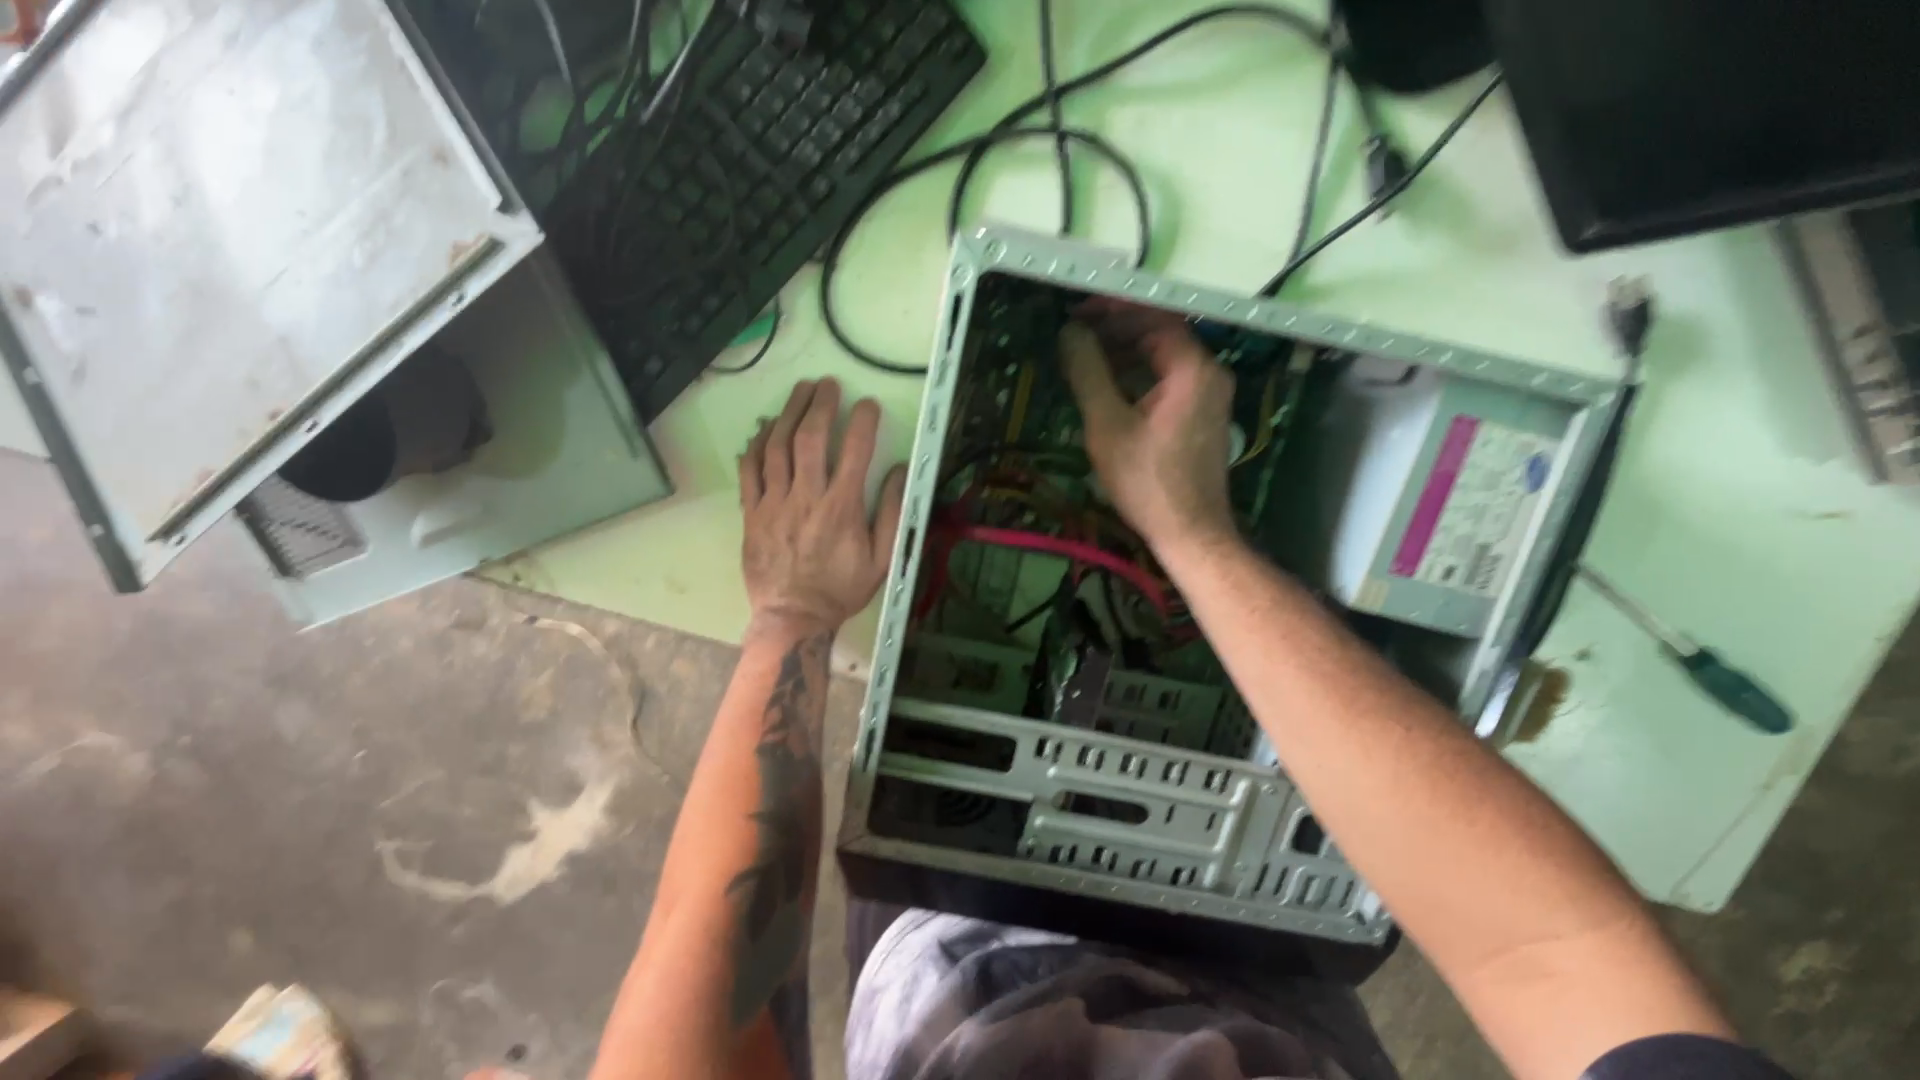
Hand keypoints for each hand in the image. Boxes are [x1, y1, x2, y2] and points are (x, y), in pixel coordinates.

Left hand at [740, 379, 906, 638]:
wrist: (792, 618)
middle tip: (828, 385)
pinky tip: (765, 429)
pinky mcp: (752, 513)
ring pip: (778, 446)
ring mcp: (775, 503)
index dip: (863, 421)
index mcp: (841, 508)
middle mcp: (806, 497)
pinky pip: (750, 470)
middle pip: (810, 438)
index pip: (855, 451)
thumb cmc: (840, 591)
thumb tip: (898, 472)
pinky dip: (757, 445)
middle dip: (821, 405)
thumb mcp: (880, 560)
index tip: (869, 405)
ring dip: (789, 414)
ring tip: (800, 393)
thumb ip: (890, 514)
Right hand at [1059, 298, 1236, 551]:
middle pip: (1161, 334)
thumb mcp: (1108, 424)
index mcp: (1193, 369)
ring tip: (1084, 357)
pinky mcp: (1202, 416)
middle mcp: (1209, 374)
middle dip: (1117, 329)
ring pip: (1164, 358)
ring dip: (1126, 353)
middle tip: (1075, 332)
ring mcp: (1210, 396)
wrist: (1190, 533)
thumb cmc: (1147, 481)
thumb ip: (1088, 372)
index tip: (1077, 310)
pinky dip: (1139, 375)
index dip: (1113, 309)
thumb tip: (1070, 333)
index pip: (1154, 317)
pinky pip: (1169, 380)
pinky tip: (1109, 386)